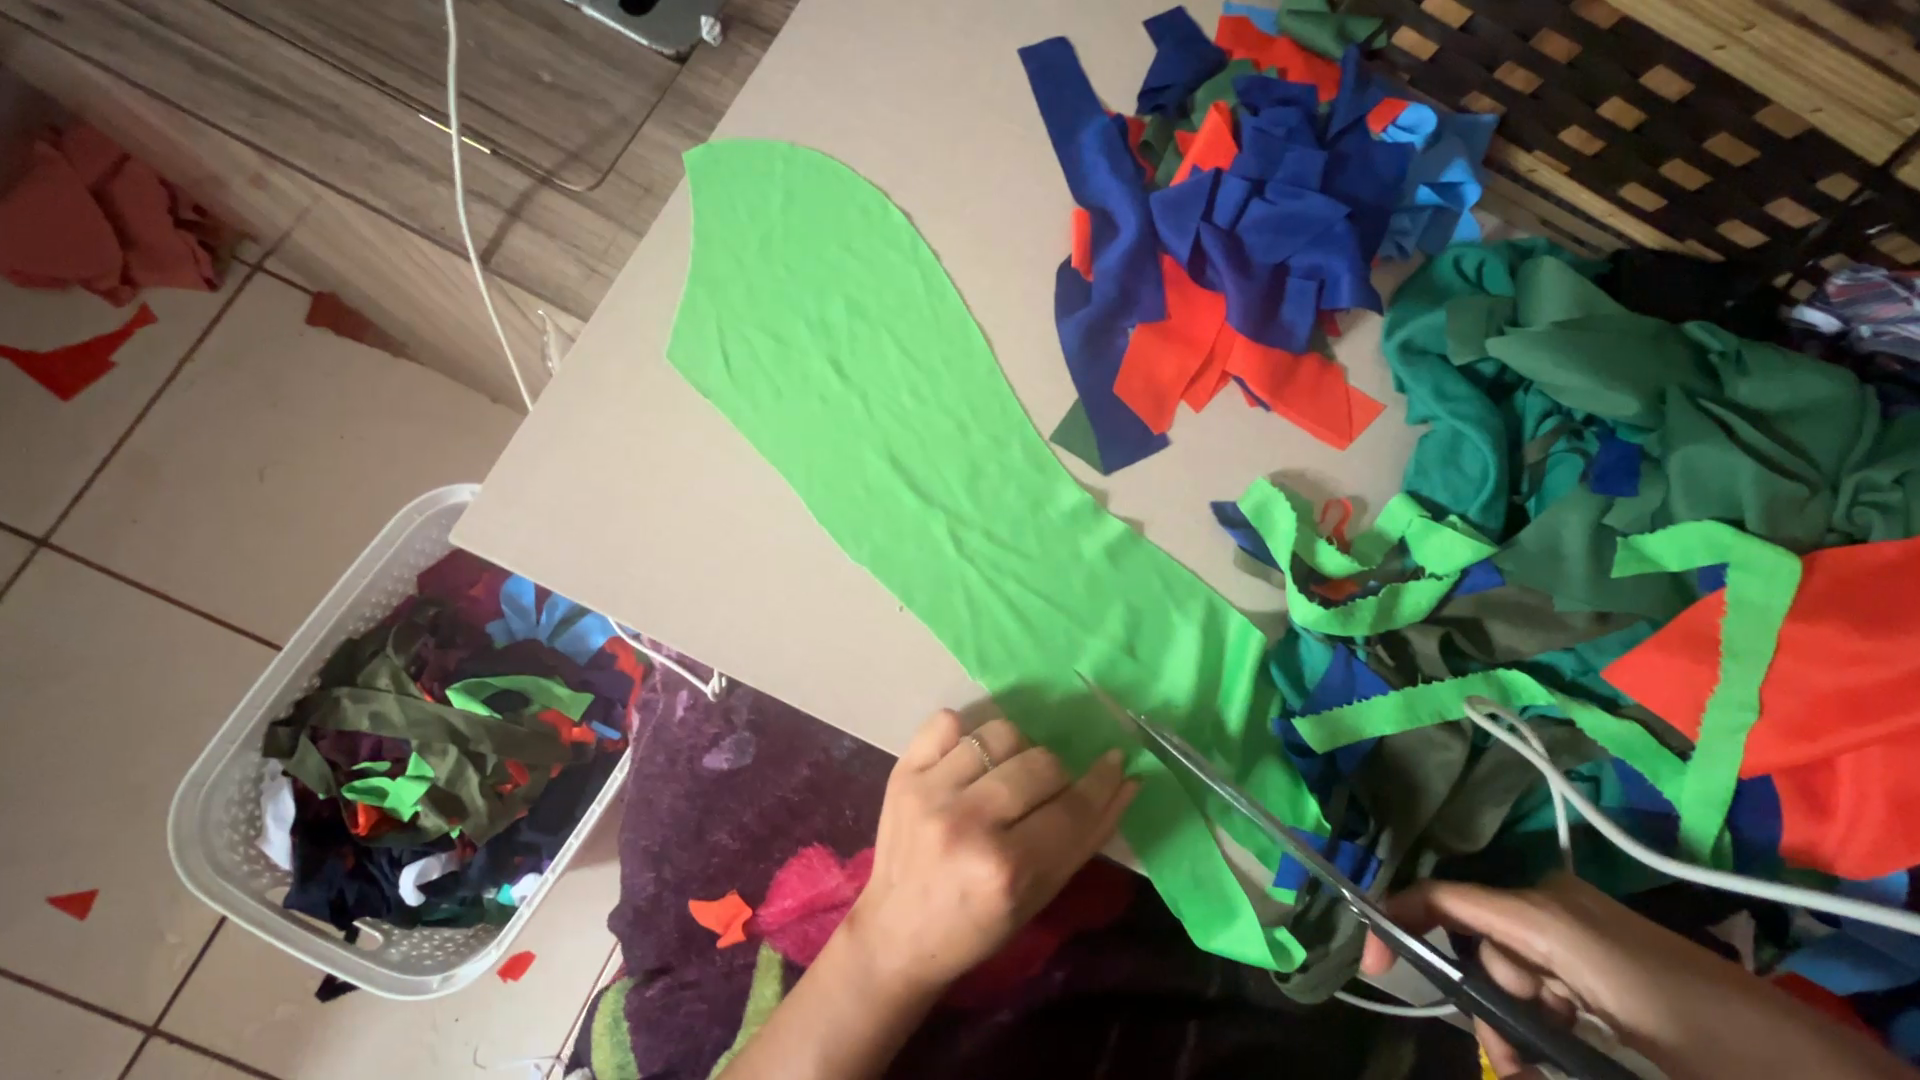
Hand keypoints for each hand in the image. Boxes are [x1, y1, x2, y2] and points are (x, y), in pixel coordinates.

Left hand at [838, 709, 1137, 1000]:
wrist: (898, 934)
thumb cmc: (979, 925)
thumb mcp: (1041, 894)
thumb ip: (1087, 836)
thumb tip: (1128, 779)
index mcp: (1006, 868)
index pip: (1072, 807)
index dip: (1100, 781)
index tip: (1113, 761)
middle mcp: (966, 824)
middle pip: (1041, 763)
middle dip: (1055, 777)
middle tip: (1043, 797)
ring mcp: (929, 794)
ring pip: (1000, 733)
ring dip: (1016, 751)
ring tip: (1007, 778)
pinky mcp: (902, 774)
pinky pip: (947, 721)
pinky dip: (966, 734)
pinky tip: (971, 762)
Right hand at [1361, 874, 1913, 1079]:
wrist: (1790, 1058)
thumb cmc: (1681, 1029)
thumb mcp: (1580, 1016)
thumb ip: (1505, 994)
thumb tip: (1445, 996)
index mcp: (1541, 910)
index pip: (1442, 899)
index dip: (1396, 920)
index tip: (1374, 964)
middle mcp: (1550, 903)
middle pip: (1474, 940)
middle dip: (1478, 998)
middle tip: (1508, 1059)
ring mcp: (1575, 923)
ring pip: (1506, 964)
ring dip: (1511, 1015)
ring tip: (1538, 1062)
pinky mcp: (1595, 948)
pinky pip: (1539, 970)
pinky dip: (1538, 1009)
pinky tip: (1564, 1041)